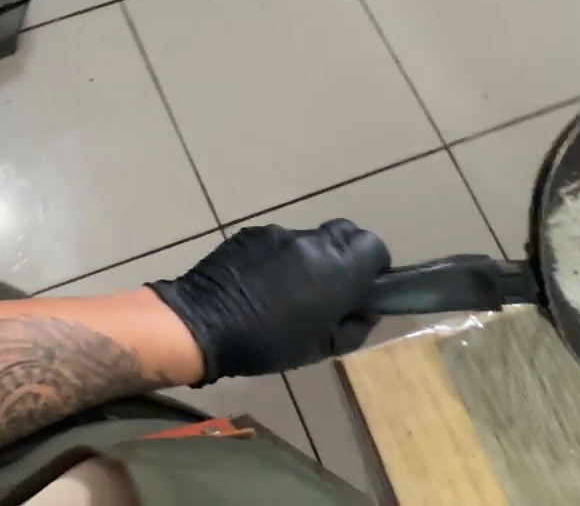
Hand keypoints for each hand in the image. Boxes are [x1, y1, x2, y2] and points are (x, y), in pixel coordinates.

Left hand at [146, 220, 389, 383]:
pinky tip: (264, 282)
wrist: (204, 321)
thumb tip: (366, 309)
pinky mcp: (248, 233)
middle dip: (346, 255)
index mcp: (334, 267)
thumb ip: (354, 324)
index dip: (374, 264)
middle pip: (342, 233)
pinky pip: (277, 242)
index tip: (365, 286)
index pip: (371, 245)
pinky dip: (280, 257)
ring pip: (308, 239)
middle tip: (335, 287)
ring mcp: (275, 233)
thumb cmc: (269, 342)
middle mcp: (308, 241)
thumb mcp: (323, 346)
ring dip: (310, 258)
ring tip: (291, 290)